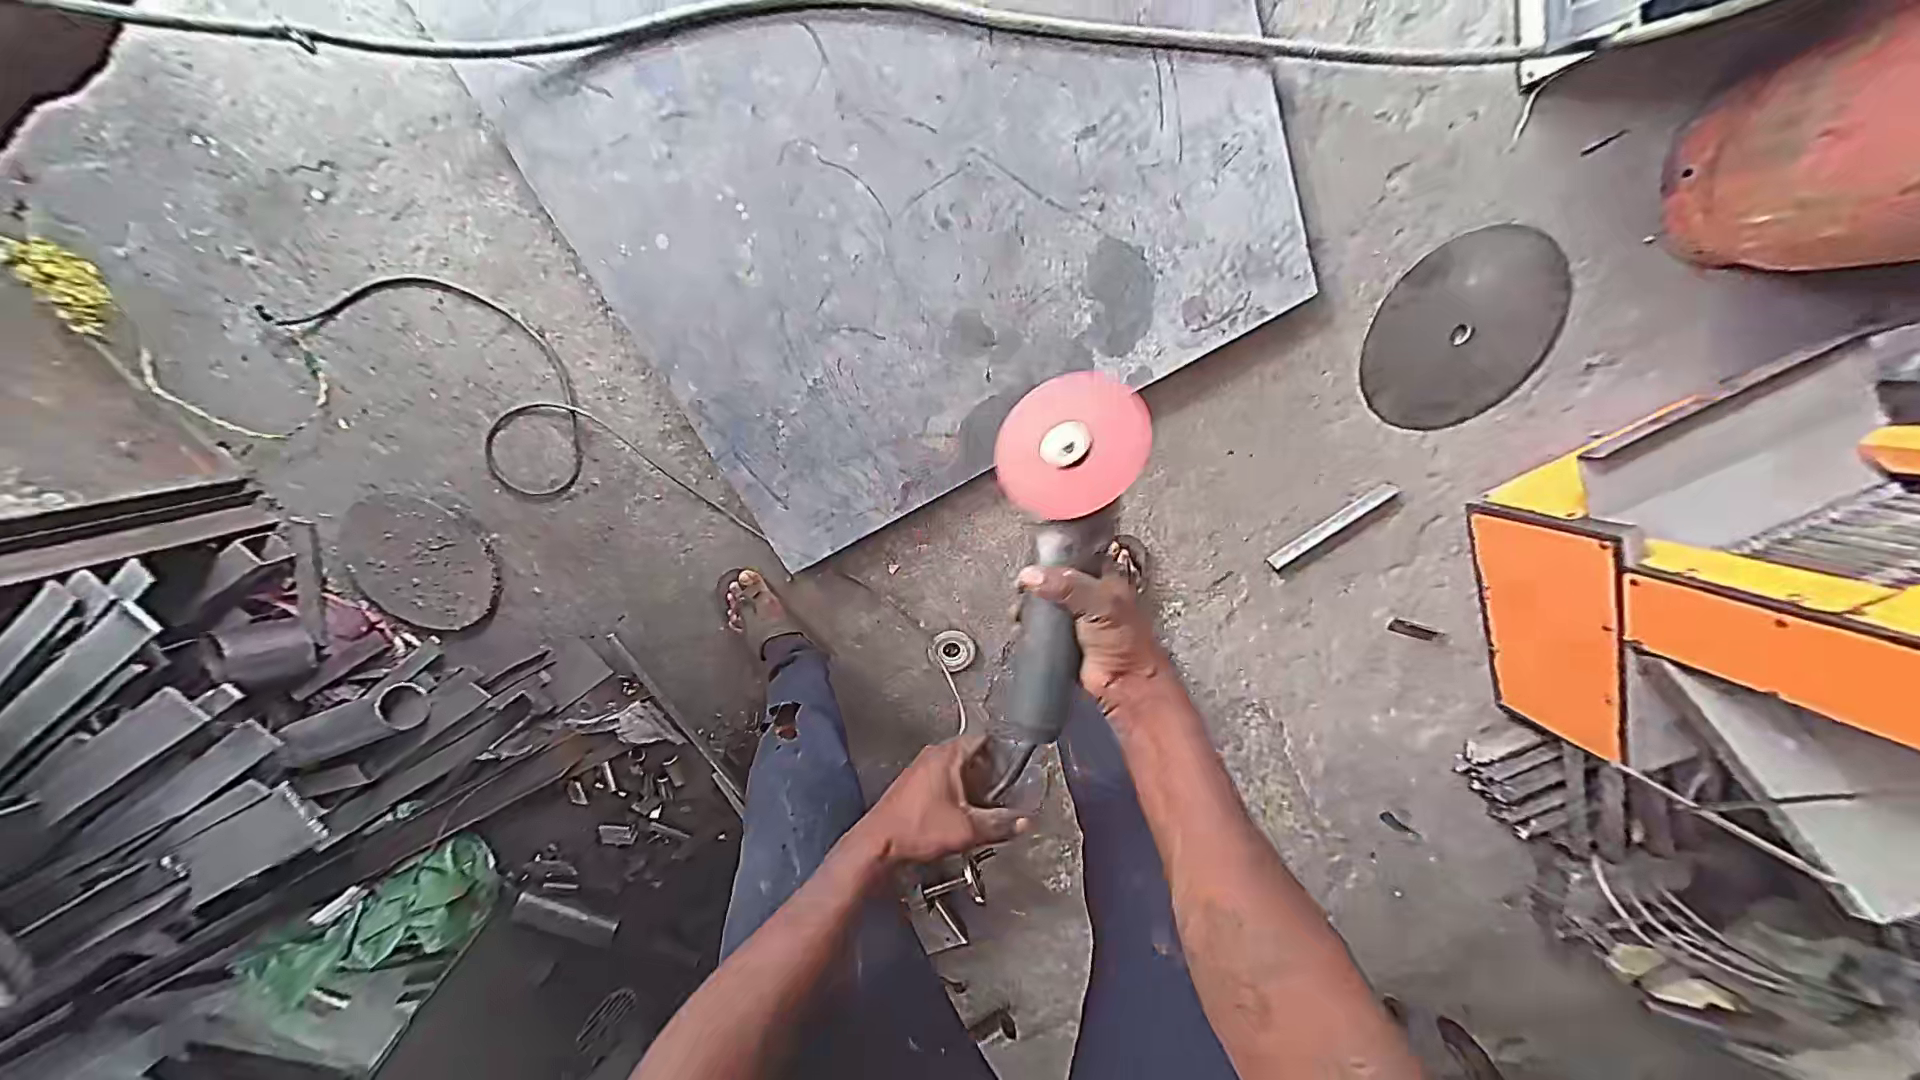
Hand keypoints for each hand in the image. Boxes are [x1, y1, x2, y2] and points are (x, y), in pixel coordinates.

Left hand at [859, 735, 1028, 865]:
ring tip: (983, 804)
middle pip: (970, 754)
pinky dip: (954, 791)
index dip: (1001, 752)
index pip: (982, 740)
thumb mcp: (967, 829)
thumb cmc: (916, 828)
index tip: (1013, 765)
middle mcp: (932, 755)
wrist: (879, 844)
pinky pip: (941, 780)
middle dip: (987, 772)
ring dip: (970, 783)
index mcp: (947, 755)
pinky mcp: (913, 785)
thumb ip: (999, 824)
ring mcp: (920, 769)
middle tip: (1002, 789)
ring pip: (955, 768)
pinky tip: (959, 812)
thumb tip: (1022, 822)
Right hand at [1016, 564, 1169, 712]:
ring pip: (1043, 602)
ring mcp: (1072, 617)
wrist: (1123, 686)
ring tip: (1018, 611)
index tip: (1033, 561)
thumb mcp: (1100, 603)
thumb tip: (1029, 576)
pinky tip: (1019, 626)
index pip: (1075, 556)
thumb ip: (1068, 586)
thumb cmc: (1122, 641)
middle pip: (1053, 579)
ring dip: (1028, 605)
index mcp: (1104, 576)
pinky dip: (1027, 624)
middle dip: (1035, 583)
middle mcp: (1087, 593)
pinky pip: (1038, 626)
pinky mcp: (1059, 638)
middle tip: (1023, 590)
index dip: (1054, 557)